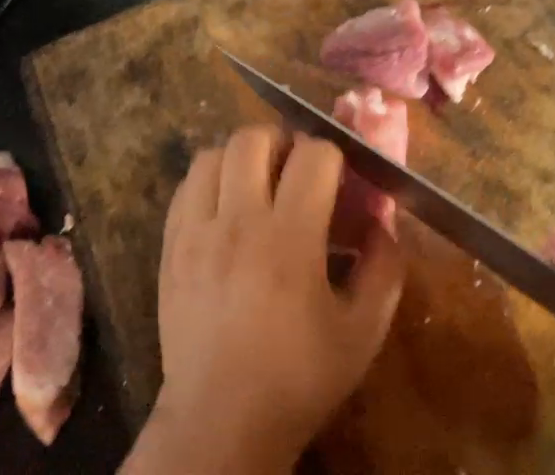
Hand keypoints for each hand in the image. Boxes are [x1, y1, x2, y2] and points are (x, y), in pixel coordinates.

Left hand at [121, 126, 405, 474]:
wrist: (222, 417)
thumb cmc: (299, 377)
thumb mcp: (363, 332)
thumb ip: (385, 269)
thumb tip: (383, 222)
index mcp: (290, 239)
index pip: (312, 156)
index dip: (333, 156)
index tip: (339, 179)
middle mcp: (238, 222)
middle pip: (253, 138)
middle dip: (282, 142)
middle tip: (295, 170)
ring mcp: (195, 231)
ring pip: (211, 155)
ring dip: (240, 157)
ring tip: (257, 184)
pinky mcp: (169, 246)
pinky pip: (185, 187)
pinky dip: (208, 181)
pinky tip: (224, 208)